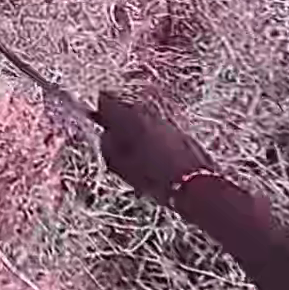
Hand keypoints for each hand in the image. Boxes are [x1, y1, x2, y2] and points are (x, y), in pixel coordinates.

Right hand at [95, 92, 213, 203]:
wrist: (196, 189)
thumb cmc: (153, 177)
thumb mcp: (117, 163)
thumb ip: (106, 143)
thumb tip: (105, 135)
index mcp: (128, 117)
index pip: (104, 100)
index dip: (96, 109)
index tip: (92, 117)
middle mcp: (148, 115)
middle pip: (126, 109)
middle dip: (117, 120)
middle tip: (111, 137)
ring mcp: (167, 124)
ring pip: (144, 120)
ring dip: (136, 130)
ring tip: (132, 150)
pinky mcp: (182, 135)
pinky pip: (159, 131)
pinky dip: (152, 138)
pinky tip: (152, 156)